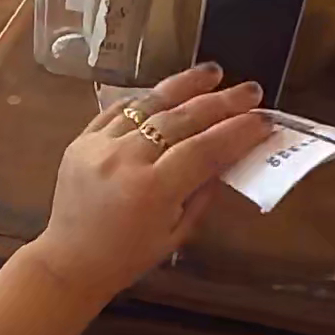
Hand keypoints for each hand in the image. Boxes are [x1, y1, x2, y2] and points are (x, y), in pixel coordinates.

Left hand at [27, 63, 273, 301]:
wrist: (70, 261)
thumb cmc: (129, 257)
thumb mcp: (177, 232)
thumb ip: (203, 192)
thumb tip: (228, 156)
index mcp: (152, 191)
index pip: (205, 150)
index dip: (238, 132)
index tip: (264, 120)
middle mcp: (125, 160)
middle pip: (182, 119)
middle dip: (222, 103)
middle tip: (251, 91)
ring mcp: (99, 145)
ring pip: (149, 105)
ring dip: (185, 86)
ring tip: (213, 73)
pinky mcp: (81, 139)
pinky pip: (119, 109)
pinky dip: (147, 99)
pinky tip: (169, 92)